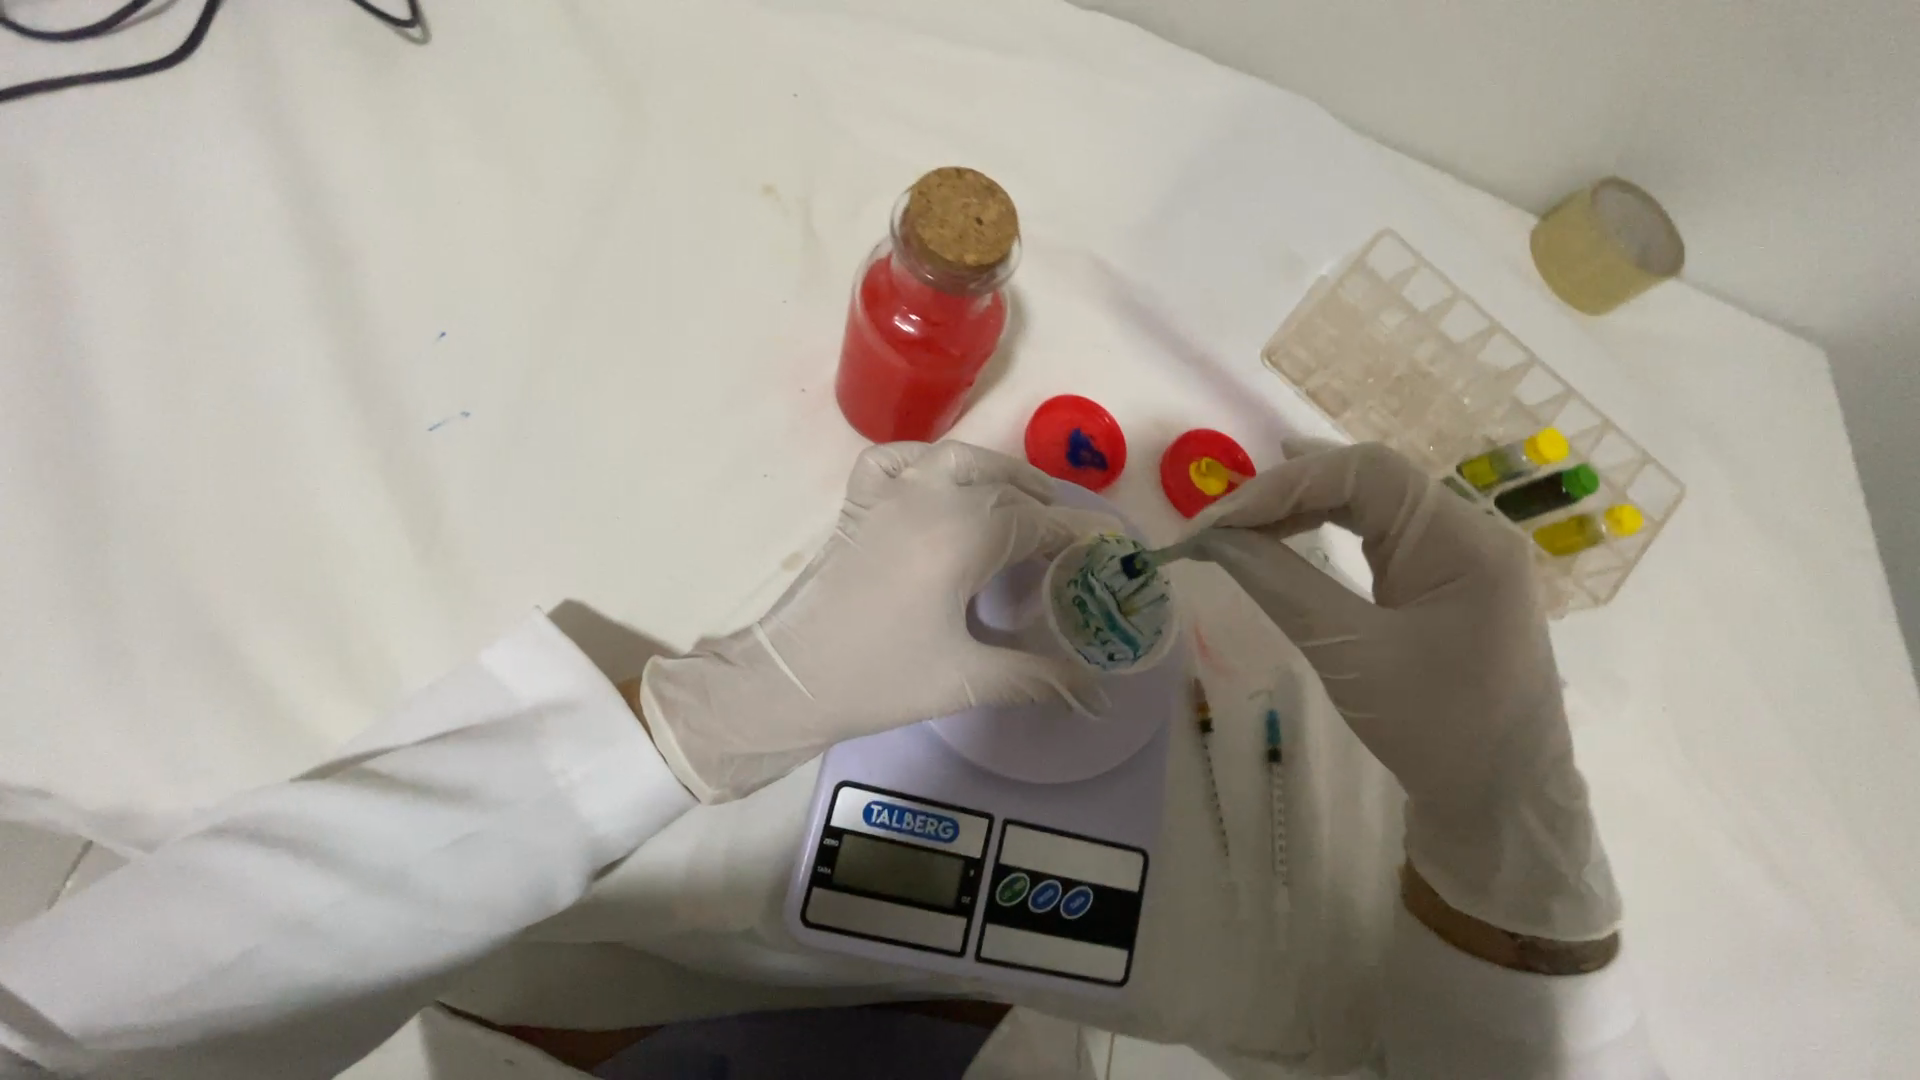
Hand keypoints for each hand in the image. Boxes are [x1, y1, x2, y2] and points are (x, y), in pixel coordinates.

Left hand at [641, 441, 1114, 802]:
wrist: (790, 679)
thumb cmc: (879, 679)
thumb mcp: (966, 679)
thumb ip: (1039, 678)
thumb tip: (1097, 692)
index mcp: (961, 536)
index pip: (1038, 522)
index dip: (1077, 534)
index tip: (1105, 547)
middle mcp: (929, 498)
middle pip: (1005, 488)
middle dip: (1045, 509)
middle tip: (1066, 544)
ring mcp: (888, 494)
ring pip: (958, 458)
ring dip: (998, 474)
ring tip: (1020, 503)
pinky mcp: (858, 502)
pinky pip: (898, 458)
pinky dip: (927, 460)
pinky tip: (939, 482)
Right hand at [1187, 441, 1619, 941]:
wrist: (1504, 802)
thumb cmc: (1434, 730)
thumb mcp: (1347, 652)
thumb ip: (1278, 582)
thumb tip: (1212, 537)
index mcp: (1462, 539)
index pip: (1362, 471)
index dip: (1279, 484)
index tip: (1213, 522)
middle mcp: (1467, 529)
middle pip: (1365, 477)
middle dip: (1284, 492)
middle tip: (1215, 522)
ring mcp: (1458, 553)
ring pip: (1368, 501)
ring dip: (1299, 507)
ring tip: (1237, 524)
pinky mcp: (1442, 579)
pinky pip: (1376, 532)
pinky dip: (1324, 529)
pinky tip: (1287, 529)